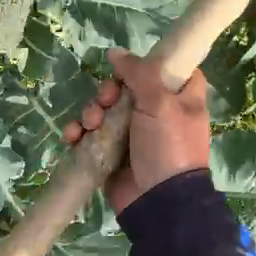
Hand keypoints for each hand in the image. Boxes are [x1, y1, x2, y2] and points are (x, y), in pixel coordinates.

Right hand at [62, 48, 210, 214]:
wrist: (159, 202)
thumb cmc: (169, 147)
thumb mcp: (160, 103)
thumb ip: (139, 73)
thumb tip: (115, 52)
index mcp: (181, 99)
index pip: (170, 70)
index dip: (151, 64)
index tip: (132, 66)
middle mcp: (158, 114)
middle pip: (127, 88)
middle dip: (108, 92)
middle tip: (106, 101)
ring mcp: (133, 136)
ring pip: (104, 110)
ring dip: (91, 112)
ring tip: (90, 125)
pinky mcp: (111, 155)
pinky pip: (91, 137)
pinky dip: (80, 134)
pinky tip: (74, 137)